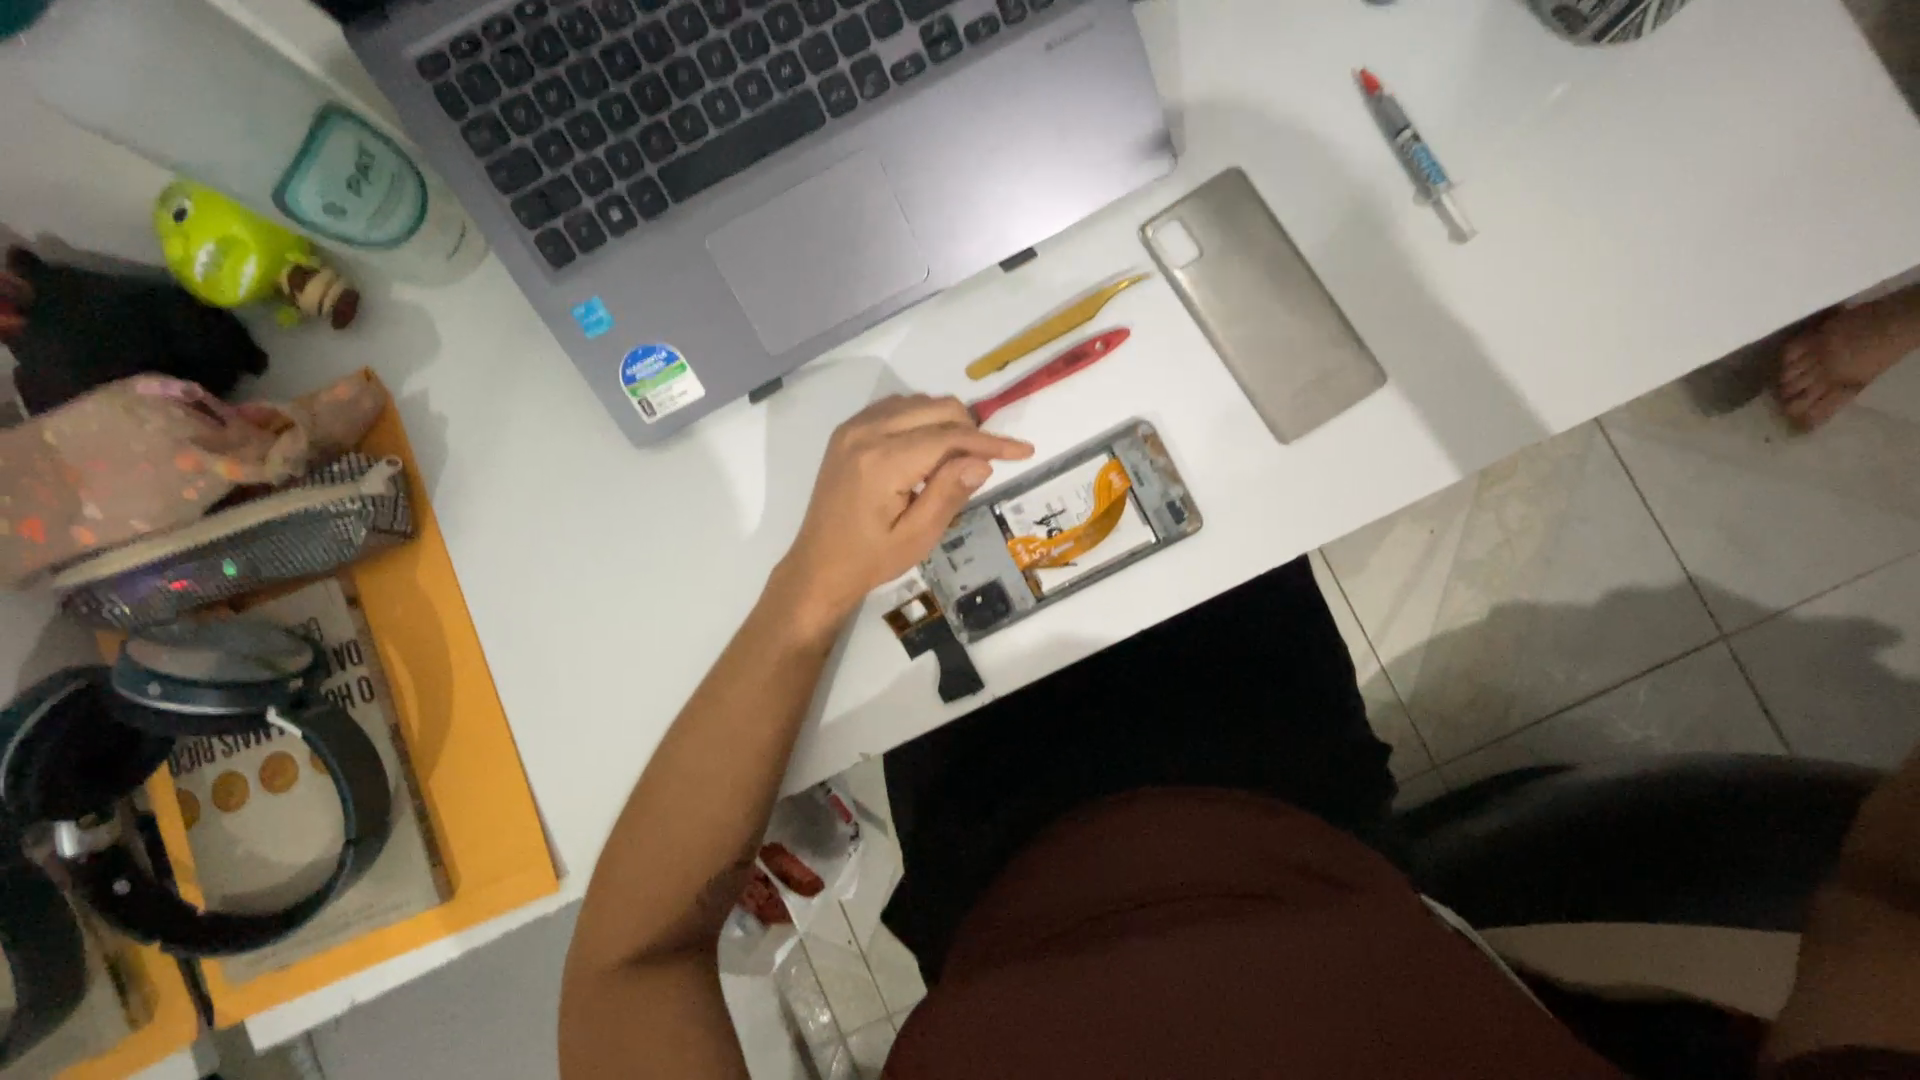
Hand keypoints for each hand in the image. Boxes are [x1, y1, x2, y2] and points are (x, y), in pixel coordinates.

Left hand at [773, 395, 1032, 635]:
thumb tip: (982, 461)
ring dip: (946, 422)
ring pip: (917, 403)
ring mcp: (853, 428)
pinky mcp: (847, 431)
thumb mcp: (917, 537)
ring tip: (958, 459)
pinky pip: (895, 408)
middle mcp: (866, 433)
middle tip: (986, 461)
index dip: (990, 442)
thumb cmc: (870, 559)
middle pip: (936, 408)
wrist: (819, 564)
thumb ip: (949, 493)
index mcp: (883, 463)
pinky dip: (921, 419)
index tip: (1023, 450)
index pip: (949, 436)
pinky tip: (928, 449)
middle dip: (970, 429)